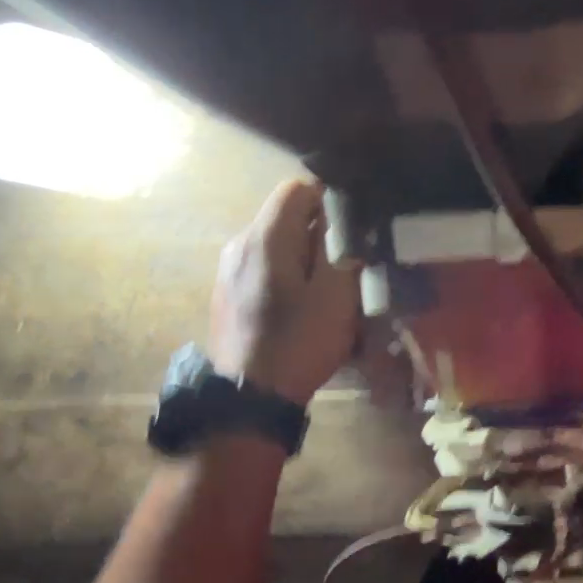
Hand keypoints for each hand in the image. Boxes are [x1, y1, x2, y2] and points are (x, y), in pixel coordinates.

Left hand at [209, 180, 359, 403]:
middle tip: (349, 267)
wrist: (250, 395)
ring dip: (305, 258)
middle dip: (320, 234)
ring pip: (276, 243)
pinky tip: (302, 308)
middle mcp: (240, 242)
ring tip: (328, 291)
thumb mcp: (335, 296)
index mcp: (266, 237)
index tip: (355, 231)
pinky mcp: (227, 291)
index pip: (297, 188)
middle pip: (286, 216)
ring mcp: (228, 267)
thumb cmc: (299, 343)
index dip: (331, 202)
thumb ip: (341, 250)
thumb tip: (344, 221)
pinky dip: (288, 276)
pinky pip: (264, 266)